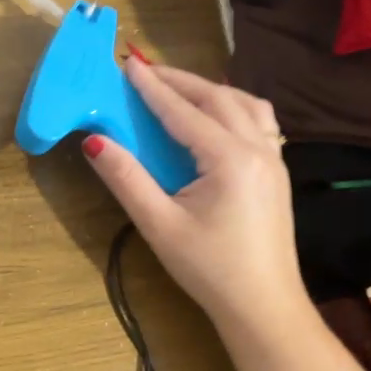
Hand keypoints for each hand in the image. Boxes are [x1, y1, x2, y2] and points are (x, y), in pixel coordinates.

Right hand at [82, 60, 306, 334]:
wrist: (263, 307)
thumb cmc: (208, 268)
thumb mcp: (158, 224)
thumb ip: (126, 177)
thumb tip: (93, 140)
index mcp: (228, 159)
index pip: (182, 112)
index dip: (152, 87)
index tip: (127, 64)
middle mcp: (257, 149)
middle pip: (217, 98)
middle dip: (180, 80)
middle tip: (145, 71)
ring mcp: (274, 159)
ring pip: (245, 104)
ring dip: (209, 89)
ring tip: (178, 89)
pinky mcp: (277, 172)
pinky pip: (258, 121)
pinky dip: (233, 106)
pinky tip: (214, 117)